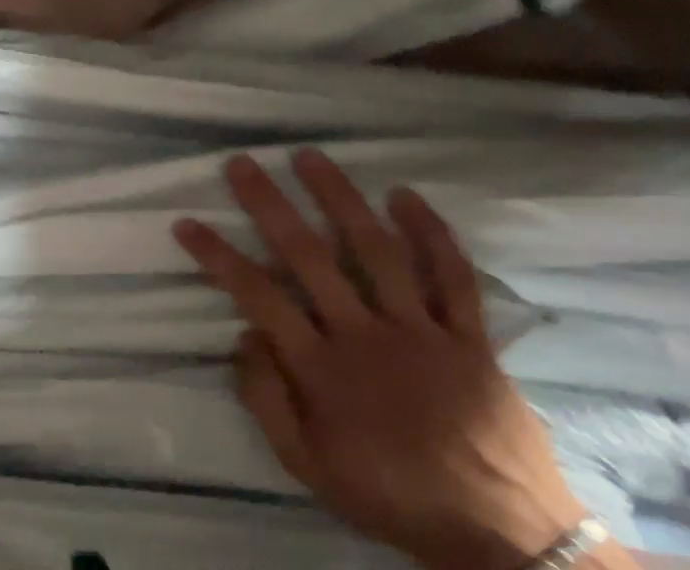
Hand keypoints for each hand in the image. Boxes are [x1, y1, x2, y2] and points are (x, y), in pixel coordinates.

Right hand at [173, 149, 587, 569]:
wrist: (503, 534)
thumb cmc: (390, 494)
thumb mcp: (307, 464)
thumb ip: (266, 398)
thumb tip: (243, 335)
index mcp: (321, 368)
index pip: (256, 295)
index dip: (218, 255)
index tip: (186, 222)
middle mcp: (365, 336)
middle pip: (310, 257)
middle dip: (270, 205)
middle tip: (242, 163)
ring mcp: (422, 332)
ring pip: (377, 251)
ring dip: (341, 199)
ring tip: (311, 157)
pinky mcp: (471, 338)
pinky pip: (453, 278)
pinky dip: (431, 233)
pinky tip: (405, 196)